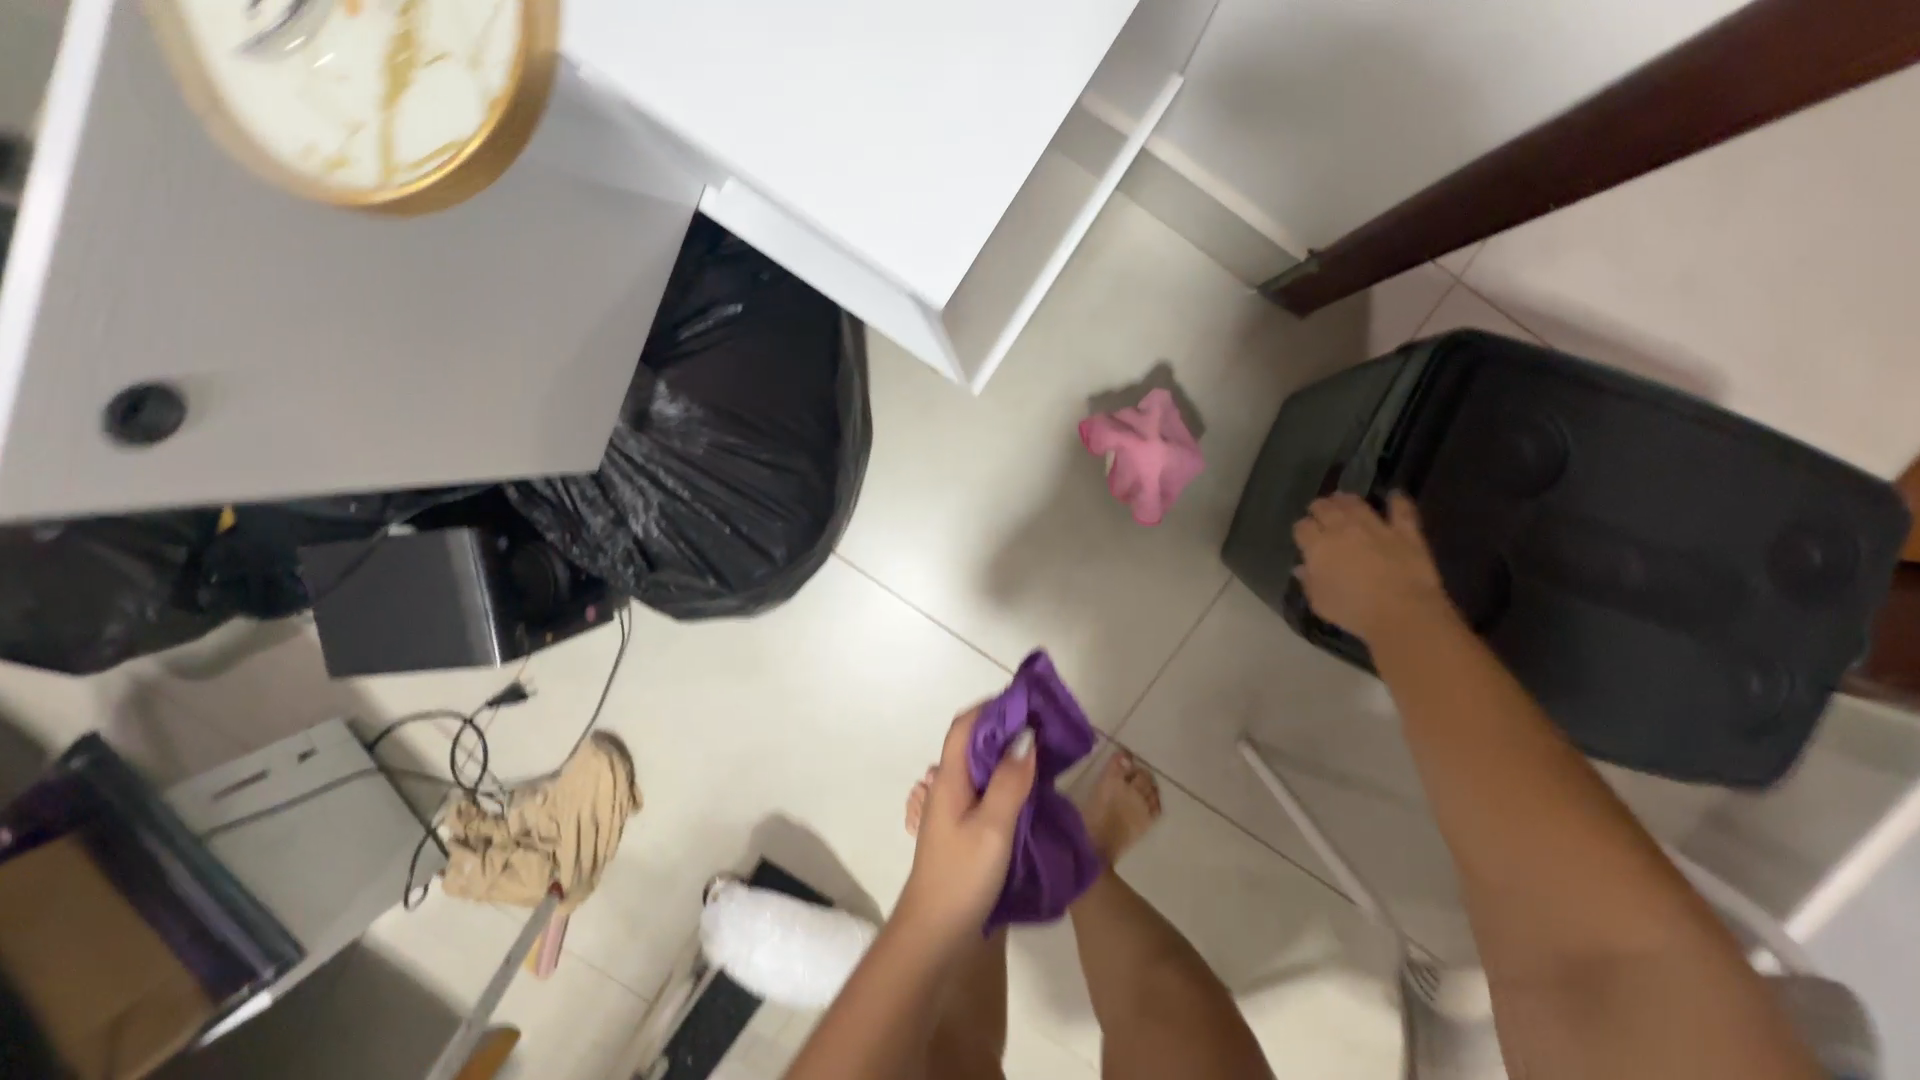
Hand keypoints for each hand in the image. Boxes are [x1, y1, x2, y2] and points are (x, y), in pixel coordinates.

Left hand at [896, 706, 1037, 941]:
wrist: (935, 932)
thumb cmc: (961, 875)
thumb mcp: (993, 827)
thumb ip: (1009, 782)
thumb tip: (1026, 737)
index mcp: (949, 779)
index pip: (965, 726)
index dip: (992, 707)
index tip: (1027, 701)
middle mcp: (948, 787)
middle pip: (973, 744)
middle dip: (1005, 728)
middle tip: (1046, 725)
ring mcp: (955, 809)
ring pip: (981, 768)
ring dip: (1008, 755)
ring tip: (1045, 752)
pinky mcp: (964, 829)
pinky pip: (986, 790)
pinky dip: (1007, 780)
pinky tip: (1031, 789)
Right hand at [1293, 492, 1452, 643]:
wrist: (1402, 612)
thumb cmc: (1353, 612)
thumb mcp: (1320, 603)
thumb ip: (1309, 582)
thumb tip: (1301, 568)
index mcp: (1318, 547)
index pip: (1302, 527)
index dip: (1302, 529)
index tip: (1303, 535)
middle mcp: (1343, 529)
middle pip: (1326, 508)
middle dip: (1319, 507)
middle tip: (1318, 510)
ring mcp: (1376, 527)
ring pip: (1356, 504)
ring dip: (1346, 499)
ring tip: (1342, 498)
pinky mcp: (1405, 532)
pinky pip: (1401, 510)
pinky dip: (1397, 501)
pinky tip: (1395, 495)